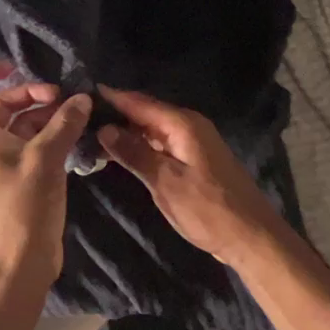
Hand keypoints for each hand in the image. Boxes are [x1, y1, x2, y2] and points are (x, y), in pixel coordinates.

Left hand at [0, 61, 91, 290]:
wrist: (18, 263)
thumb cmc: (23, 206)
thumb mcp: (46, 159)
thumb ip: (64, 124)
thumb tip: (81, 99)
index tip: (13, 67)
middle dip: (29, 95)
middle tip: (61, 98)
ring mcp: (0, 165)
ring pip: (17, 127)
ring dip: (43, 116)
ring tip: (74, 116)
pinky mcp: (16, 181)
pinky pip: (29, 148)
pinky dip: (47, 137)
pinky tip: (73, 139)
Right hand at [96, 86, 288, 266]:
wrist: (251, 237)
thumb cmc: (208, 209)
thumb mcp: (165, 182)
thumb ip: (134, 153)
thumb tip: (104, 128)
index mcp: (182, 124)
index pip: (139, 102)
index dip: (111, 97)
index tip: (80, 91)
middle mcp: (188, 126)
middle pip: (145, 113)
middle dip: (114, 115)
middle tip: (78, 118)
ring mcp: (192, 143)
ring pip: (151, 129)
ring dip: (125, 133)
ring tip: (90, 135)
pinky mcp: (194, 160)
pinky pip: (160, 144)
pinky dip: (140, 147)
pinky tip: (119, 154)